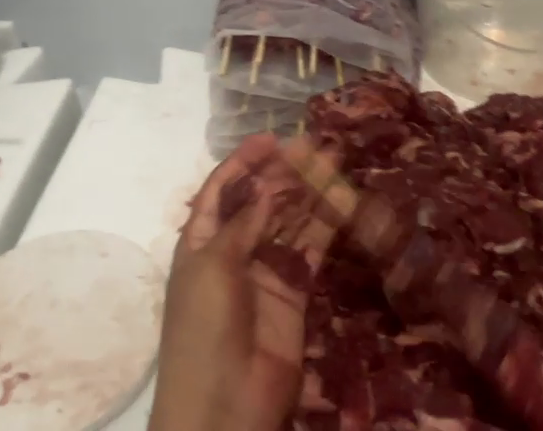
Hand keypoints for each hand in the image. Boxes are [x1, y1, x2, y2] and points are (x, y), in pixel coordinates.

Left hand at [149, 136, 333, 430]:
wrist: (224, 404)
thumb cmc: (204, 327)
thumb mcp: (213, 266)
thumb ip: (242, 223)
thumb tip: (262, 184)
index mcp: (200, 241)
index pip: (222, 190)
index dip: (244, 162)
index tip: (272, 138)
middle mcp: (232, 251)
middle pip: (259, 202)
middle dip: (284, 174)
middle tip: (315, 147)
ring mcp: (264, 273)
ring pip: (289, 222)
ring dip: (308, 194)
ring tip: (333, 164)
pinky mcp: (294, 295)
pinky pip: (309, 252)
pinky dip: (324, 228)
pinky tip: (342, 203)